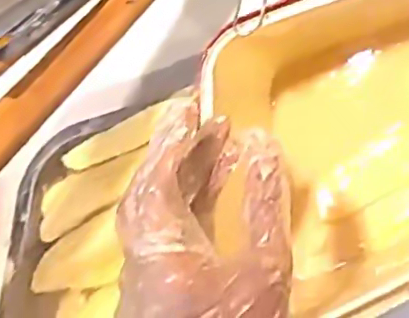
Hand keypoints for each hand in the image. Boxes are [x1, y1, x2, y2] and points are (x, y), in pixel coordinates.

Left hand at [116, 96, 291, 317]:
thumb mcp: (265, 268)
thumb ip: (263, 202)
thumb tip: (260, 142)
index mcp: (161, 256)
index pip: (154, 186)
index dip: (170, 144)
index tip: (189, 108)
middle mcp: (143, 267)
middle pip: (149, 199)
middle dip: (180, 155)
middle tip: (213, 122)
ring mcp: (147, 286)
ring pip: (157, 218)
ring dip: (187, 177)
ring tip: (224, 148)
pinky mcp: (158, 299)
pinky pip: (168, 234)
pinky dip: (190, 203)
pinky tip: (219, 195)